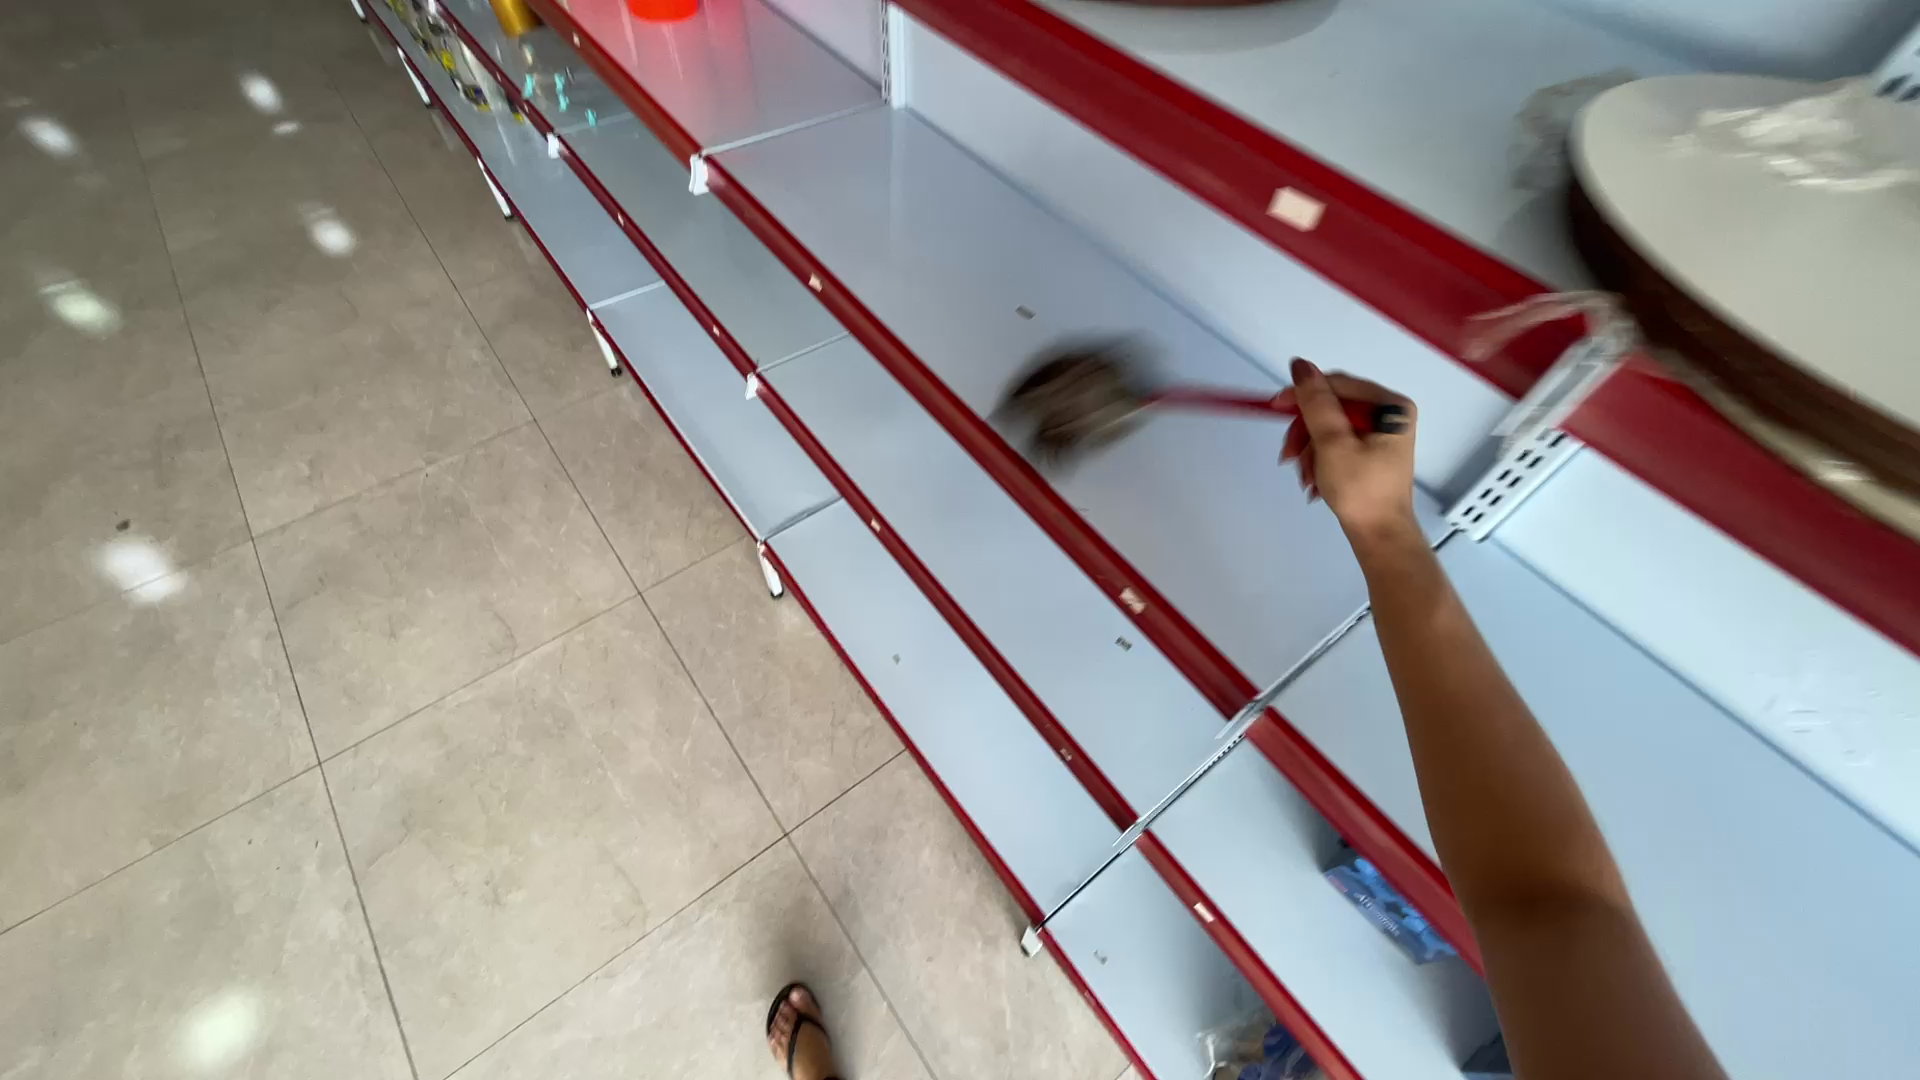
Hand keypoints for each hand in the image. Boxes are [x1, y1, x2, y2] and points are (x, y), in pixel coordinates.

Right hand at [1276, 358, 1419, 545]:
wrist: (1378, 533)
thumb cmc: (1359, 489)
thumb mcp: (1332, 443)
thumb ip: (1316, 403)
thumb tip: (1300, 365)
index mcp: (1388, 405)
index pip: (1337, 384)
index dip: (1303, 394)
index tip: (1274, 409)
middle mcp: (1387, 414)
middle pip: (1330, 408)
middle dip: (1305, 433)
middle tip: (1289, 457)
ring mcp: (1378, 434)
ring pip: (1327, 428)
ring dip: (1308, 451)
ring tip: (1305, 477)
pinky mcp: (1368, 452)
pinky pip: (1332, 444)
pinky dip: (1317, 460)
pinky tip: (1314, 480)